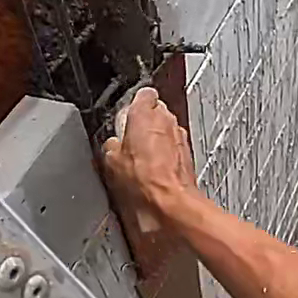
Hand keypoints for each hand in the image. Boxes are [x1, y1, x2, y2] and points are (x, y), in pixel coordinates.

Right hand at [100, 86, 197, 234]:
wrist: (170, 204)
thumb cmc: (144, 182)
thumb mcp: (111, 161)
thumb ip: (111, 144)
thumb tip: (112, 145)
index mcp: (144, 113)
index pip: (142, 94)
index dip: (133, 105)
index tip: (124, 118)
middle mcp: (166, 119)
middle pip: (155, 111)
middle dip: (143, 124)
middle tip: (129, 143)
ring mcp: (179, 136)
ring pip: (165, 130)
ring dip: (155, 140)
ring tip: (141, 161)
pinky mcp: (187, 154)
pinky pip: (173, 148)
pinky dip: (165, 157)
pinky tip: (152, 173)